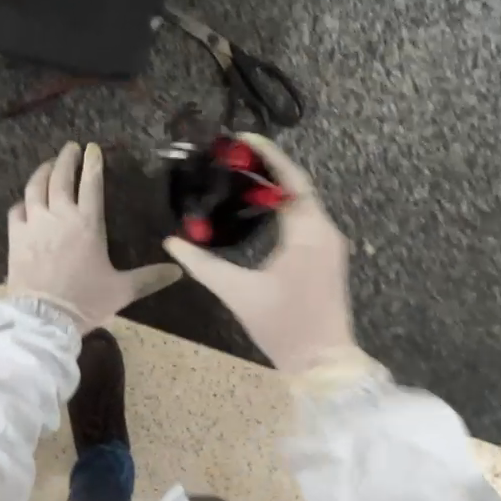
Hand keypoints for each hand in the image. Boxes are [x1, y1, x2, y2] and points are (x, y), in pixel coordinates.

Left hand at [8, 142, 182, 330]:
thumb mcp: (122, 290)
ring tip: (48, 164)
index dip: (93, 163)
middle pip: (60, 177)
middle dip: (66, 159)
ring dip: (42, 172)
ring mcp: (34, 224)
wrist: (43, 318)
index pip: (91, 183)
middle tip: (71, 147)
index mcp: (87, 223)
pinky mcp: (15, 236)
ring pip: (35, 187)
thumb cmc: (85, 301)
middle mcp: (59, 215)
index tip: (93, 148)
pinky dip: (23, 202)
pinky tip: (26, 202)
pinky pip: (16, 210)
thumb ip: (150, 278)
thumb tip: (179, 271)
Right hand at [162, 135, 356, 372]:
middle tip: (231, 155)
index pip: (291, 181)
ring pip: (302, 202)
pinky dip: (280, 205)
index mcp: (308, 233)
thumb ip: (203, 264)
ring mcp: (328, 244)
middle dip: (266, 166)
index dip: (269, 155)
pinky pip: (303, 218)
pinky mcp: (325, 255)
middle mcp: (324, 231)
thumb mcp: (238, 293)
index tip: (242, 138)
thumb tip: (172, 242)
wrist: (323, 362)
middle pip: (297, 186)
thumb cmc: (284, 326)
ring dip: (273, 186)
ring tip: (238, 174)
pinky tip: (255, 207)